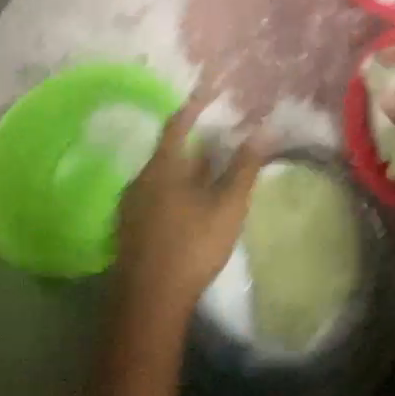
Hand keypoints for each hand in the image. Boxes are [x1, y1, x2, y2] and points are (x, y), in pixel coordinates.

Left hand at [114, 98, 263, 311]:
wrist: (148, 303)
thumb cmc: (192, 245)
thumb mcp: (228, 205)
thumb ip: (245, 166)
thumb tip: (264, 130)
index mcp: (163, 166)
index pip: (177, 123)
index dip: (194, 105)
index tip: (211, 91)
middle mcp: (141, 179)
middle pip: (169, 150)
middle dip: (196, 141)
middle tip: (222, 135)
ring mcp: (131, 206)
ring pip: (162, 175)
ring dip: (187, 167)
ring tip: (213, 169)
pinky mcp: (129, 230)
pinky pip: (155, 195)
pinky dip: (176, 188)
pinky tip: (193, 203)